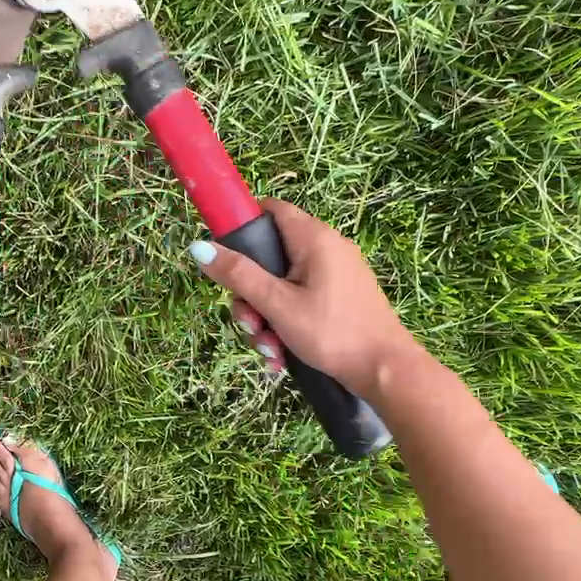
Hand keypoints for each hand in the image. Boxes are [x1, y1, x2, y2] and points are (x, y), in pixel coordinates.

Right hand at [190, 198, 420, 394]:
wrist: (382, 370)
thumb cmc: (331, 332)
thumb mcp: (276, 305)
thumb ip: (238, 275)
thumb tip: (198, 247)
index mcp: (314, 239)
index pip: (270, 210)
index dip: (242, 228)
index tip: (224, 258)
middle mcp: (326, 250)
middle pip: (268, 260)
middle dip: (249, 296)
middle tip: (249, 324)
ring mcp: (333, 276)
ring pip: (278, 288)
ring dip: (264, 320)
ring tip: (270, 349)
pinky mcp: (336, 299)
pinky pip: (297, 304)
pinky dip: (283, 327)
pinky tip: (281, 355)